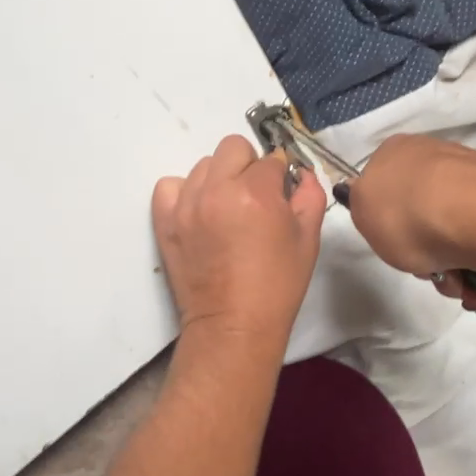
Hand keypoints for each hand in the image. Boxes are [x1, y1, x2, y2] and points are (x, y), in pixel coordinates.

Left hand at [151, 135, 325, 347]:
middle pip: (233, 148)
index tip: (280, 197)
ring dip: (219, 178)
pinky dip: (183, 191)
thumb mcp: (308, 239)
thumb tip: (300, 171)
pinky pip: (169, 184)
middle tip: (254, 198)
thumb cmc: (277, 286)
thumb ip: (309, 195)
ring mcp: (187, 203)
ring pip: (204, 165)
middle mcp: (218, 189)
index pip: (271, 160)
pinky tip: (198, 211)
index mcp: (256, 193)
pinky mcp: (165, 219)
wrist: (233, 326)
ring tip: (227, 210)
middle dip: (249, 167)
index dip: (279, 177)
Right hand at [344, 134, 475, 274]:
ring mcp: (470, 178)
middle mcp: (432, 158)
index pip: (384, 185)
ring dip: (455, 269)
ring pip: (453, 233)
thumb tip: (376, 205)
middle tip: (429, 273)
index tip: (394, 246)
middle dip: (424, 254)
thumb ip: (365, 209)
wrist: (470, 214)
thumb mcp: (362, 215)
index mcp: (394, 153)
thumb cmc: (404, 214)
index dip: (387, 223)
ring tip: (461, 285)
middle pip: (421, 216)